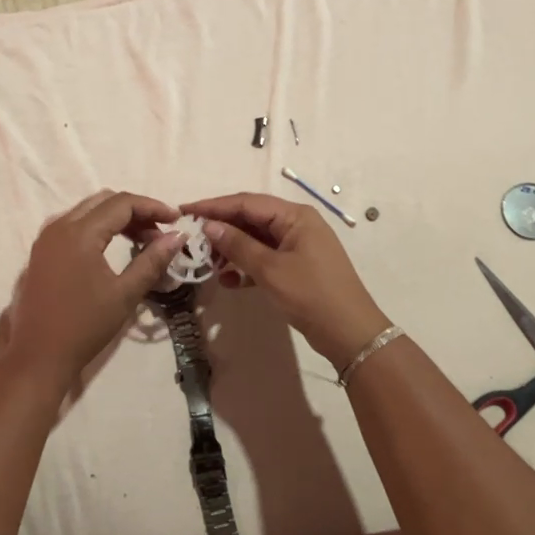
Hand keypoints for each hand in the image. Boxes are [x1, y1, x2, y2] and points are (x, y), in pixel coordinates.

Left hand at [2, 190, 185, 379]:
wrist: (38, 356)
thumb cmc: (84, 326)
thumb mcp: (124, 294)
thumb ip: (152, 261)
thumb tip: (177, 237)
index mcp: (79, 233)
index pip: (122, 203)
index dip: (152, 207)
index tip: (176, 220)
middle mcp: (58, 227)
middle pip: (103, 201)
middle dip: (135, 211)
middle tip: (159, 233)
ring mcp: (45, 239)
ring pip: (86, 211)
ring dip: (115, 219)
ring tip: (140, 241)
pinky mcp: (40, 253)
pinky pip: (72, 226)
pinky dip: (96, 228)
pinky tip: (111, 250)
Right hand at [180, 193, 391, 368]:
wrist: (349, 332)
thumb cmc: (311, 295)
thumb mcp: (270, 270)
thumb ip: (238, 245)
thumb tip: (209, 226)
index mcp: (295, 216)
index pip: (247, 202)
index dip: (214, 206)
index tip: (184, 210)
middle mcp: (297, 224)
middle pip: (251, 218)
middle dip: (221, 228)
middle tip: (192, 239)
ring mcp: (298, 246)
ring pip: (256, 240)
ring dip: (232, 249)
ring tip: (208, 263)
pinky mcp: (297, 267)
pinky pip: (265, 259)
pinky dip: (246, 266)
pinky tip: (229, 280)